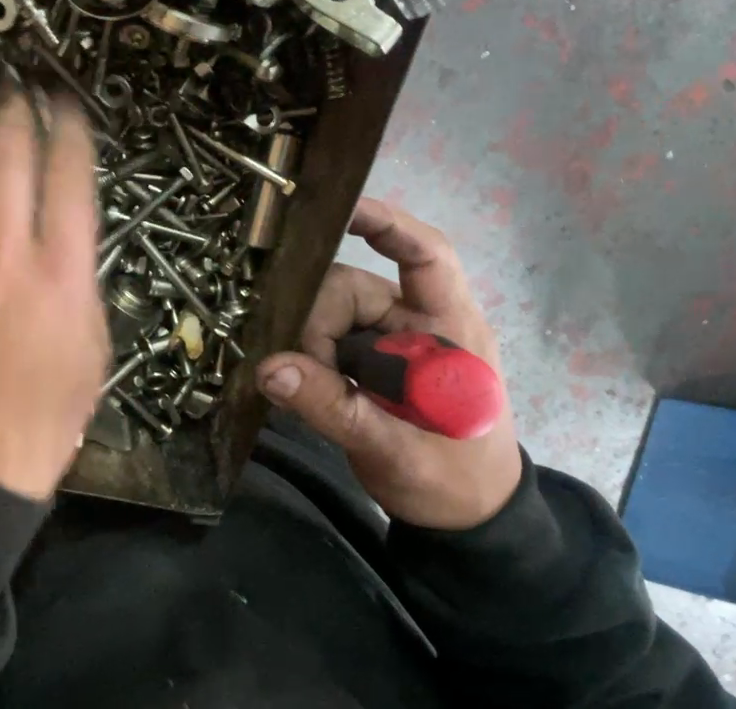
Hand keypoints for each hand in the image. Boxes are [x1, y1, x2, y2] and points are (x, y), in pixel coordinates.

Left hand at [0, 95, 109, 500]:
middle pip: (7, 148)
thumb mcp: (91, 351)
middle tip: (13, 96)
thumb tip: (64, 238)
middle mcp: (0, 249)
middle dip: (14, 109)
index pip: (68, 169)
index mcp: (59, 269)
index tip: (62, 106)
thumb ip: (80, 282)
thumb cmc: (38, 420)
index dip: (67, 124)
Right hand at [255, 197, 521, 529]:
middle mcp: (417, 322)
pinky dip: (307, 354)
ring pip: (328, 312)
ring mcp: (390, 341)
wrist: (465, 524)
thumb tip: (269, 368)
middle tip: (306, 373)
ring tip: (307, 388)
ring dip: (309, 344)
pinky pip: (324, 336)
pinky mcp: (368, 359)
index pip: (426, 256)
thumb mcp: (393, 450)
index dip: (387, 225)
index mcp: (449, 329)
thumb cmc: (451, 483)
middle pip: (351, 287)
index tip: (336, 210)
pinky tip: (297, 379)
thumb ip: (333, 407)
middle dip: (318, 324)